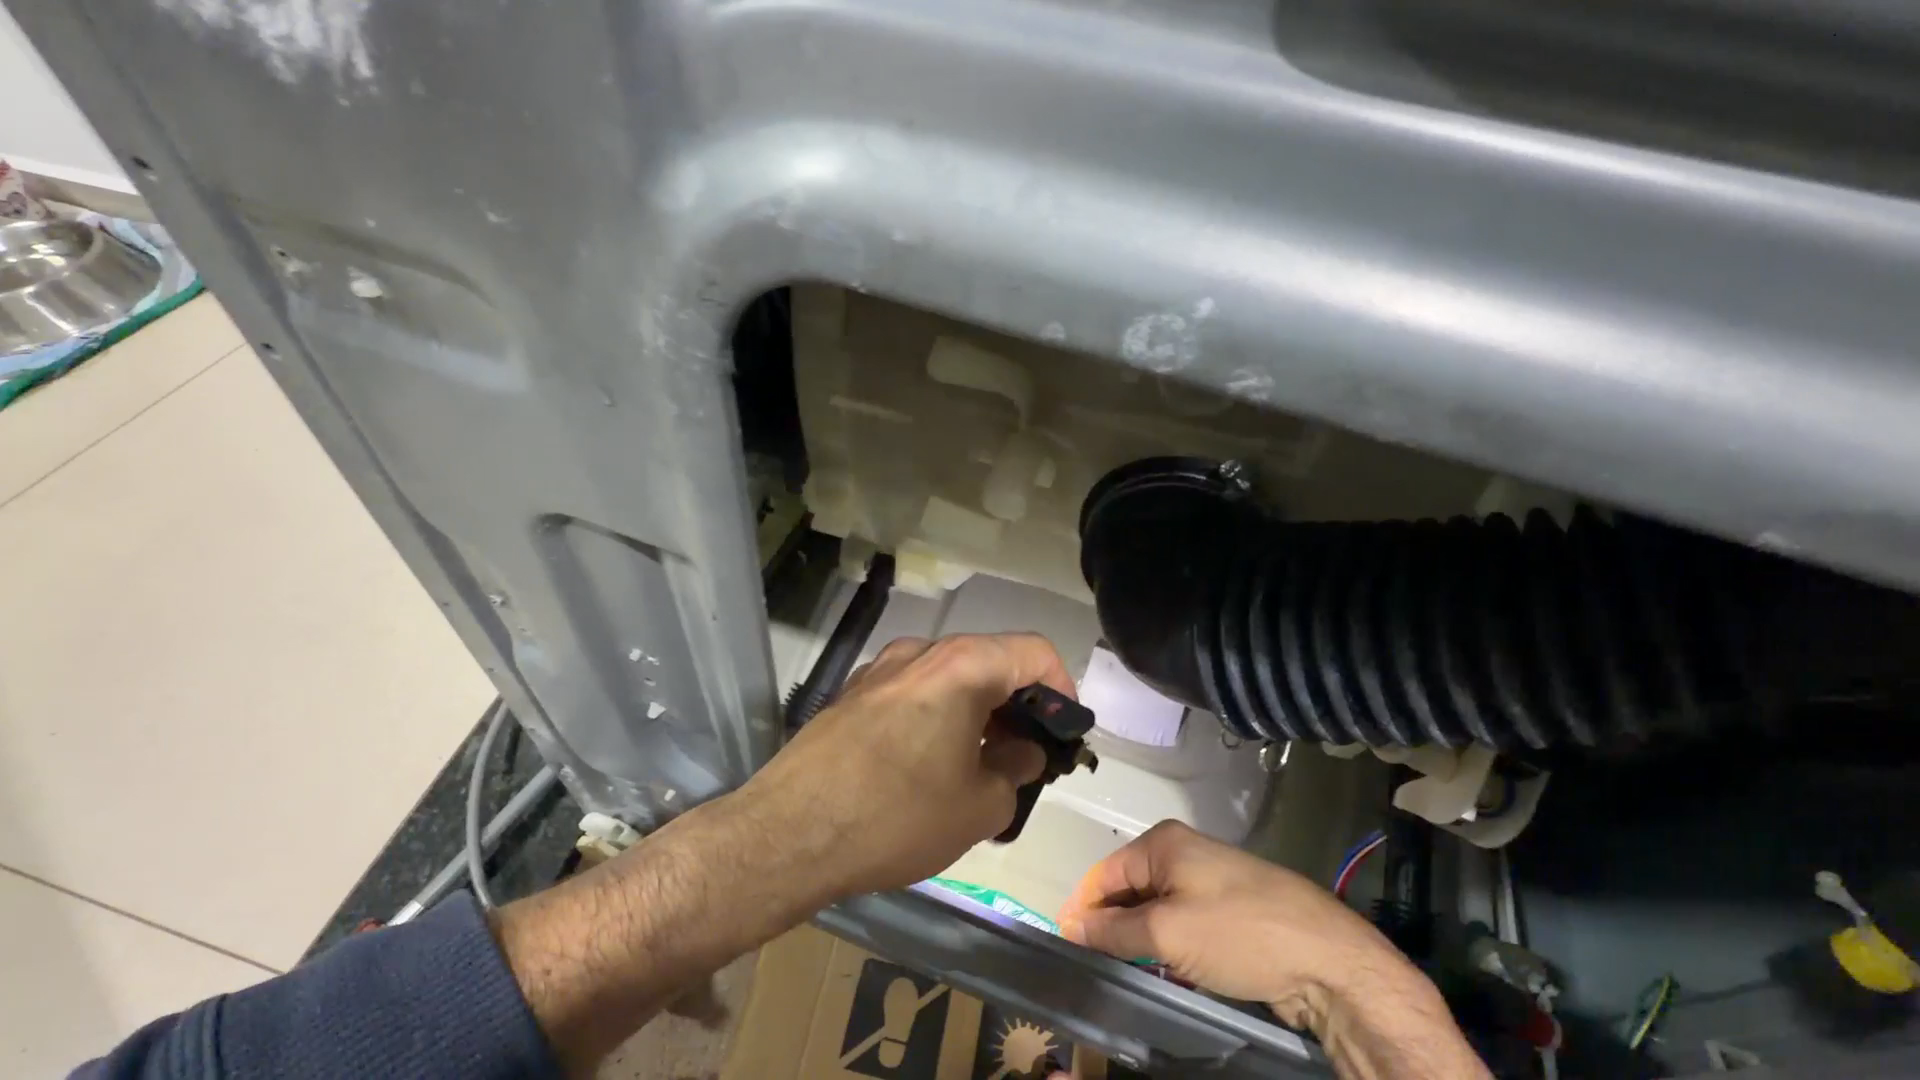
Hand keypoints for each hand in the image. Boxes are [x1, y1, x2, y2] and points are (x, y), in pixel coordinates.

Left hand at [737, 632, 1073, 899]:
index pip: (1034, 653)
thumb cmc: (898, 816)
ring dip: (975, 714)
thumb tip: (1022, 752)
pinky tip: (930, 768)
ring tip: (981, 768)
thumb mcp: (979, 805)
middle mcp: (919, 653)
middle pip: (989, 662)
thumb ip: (1016, 770)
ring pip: (947, 680)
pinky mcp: (849, 696)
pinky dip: (936, 719)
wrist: (788, 834)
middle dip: (1017, 706)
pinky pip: (911, 695)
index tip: (1064, 734)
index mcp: (961, 666)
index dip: (1062, 689)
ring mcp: (878, 671)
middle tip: (1027, 757)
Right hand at [1058, 820, 1410, 1025]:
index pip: (1103, 873)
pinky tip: (1163, 970)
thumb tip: (1070, 927)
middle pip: (1128, 889)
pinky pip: (1182, 923)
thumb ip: (1113, 930)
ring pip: (1155, 909)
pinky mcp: (1230, 910)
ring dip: (1138, 938)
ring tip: (1123, 972)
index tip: (1064, 949)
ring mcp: (1209, 880)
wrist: (1327, 959)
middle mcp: (1183, 852)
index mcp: (1163, 843)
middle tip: (1093, 966)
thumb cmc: (1239, 933)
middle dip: (1109, 925)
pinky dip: (1167, 945)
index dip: (1081, 909)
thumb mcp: (1167, 933)